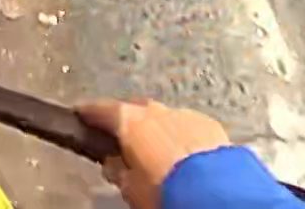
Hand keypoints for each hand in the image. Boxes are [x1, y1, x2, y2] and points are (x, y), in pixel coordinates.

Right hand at [76, 99, 230, 208]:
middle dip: (130, 128)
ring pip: (162, 119)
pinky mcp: (210, 126)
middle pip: (132, 113)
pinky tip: (191, 159)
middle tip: (130, 149)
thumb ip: (118, 171)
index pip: (96, 110)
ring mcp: (180, 114)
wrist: (223, 196)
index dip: (87, 116)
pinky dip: (185, 140)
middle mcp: (149, 109)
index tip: (81, 119)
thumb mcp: (133, 189)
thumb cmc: (168, 191)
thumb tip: (113, 166)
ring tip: (165, 157)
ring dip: (160, 133)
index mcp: (124, 118)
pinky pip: (189, 129)